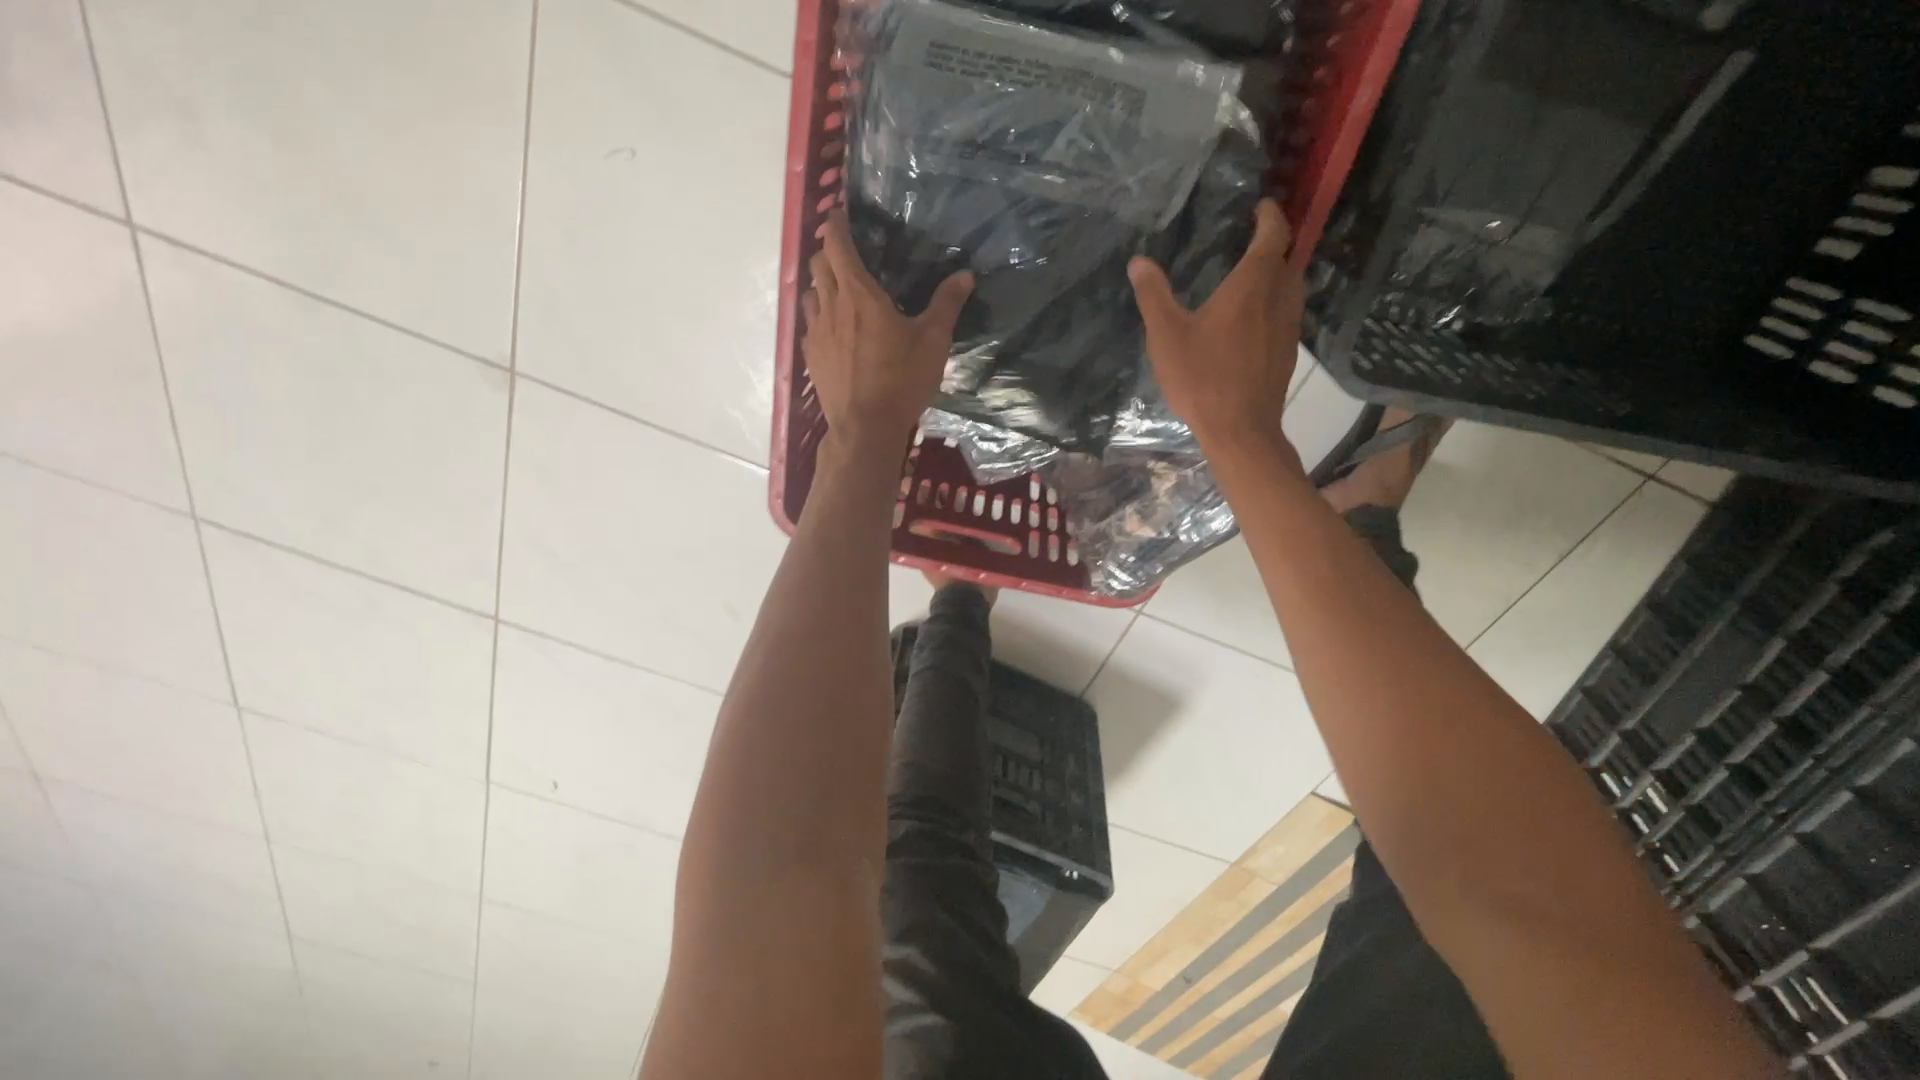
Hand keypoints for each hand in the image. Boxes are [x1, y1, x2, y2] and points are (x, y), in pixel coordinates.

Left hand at [803, 210, 973, 451]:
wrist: (865, 428)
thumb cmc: (901, 380)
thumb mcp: (933, 341)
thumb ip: (947, 304)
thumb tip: (964, 275)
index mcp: (858, 294)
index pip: (835, 244)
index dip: (836, 224)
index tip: (841, 215)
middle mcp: (830, 307)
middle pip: (818, 264)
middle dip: (829, 253)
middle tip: (849, 255)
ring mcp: (815, 333)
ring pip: (810, 294)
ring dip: (822, 286)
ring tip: (842, 294)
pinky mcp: (811, 358)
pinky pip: (810, 326)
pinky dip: (820, 318)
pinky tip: (836, 332)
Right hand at [1127, 199, 1304, 453]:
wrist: (1241, 430)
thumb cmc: (1203, 378)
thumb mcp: (1167, 336)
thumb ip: (1154, 295)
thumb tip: (1139, 261)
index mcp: (1253, 285)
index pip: (1274, 235)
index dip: (1270, 216)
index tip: (1261, 206)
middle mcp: (1279, 299)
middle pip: (1287, 260)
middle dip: (1274, 245)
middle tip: (1250, 239)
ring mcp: (1288, 328)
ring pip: (1290, 288)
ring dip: (1276, 275)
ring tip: (1250, 277)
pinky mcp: (1287, 352)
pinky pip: (1286, 314)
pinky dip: (1273, 304)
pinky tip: (1250, 320)